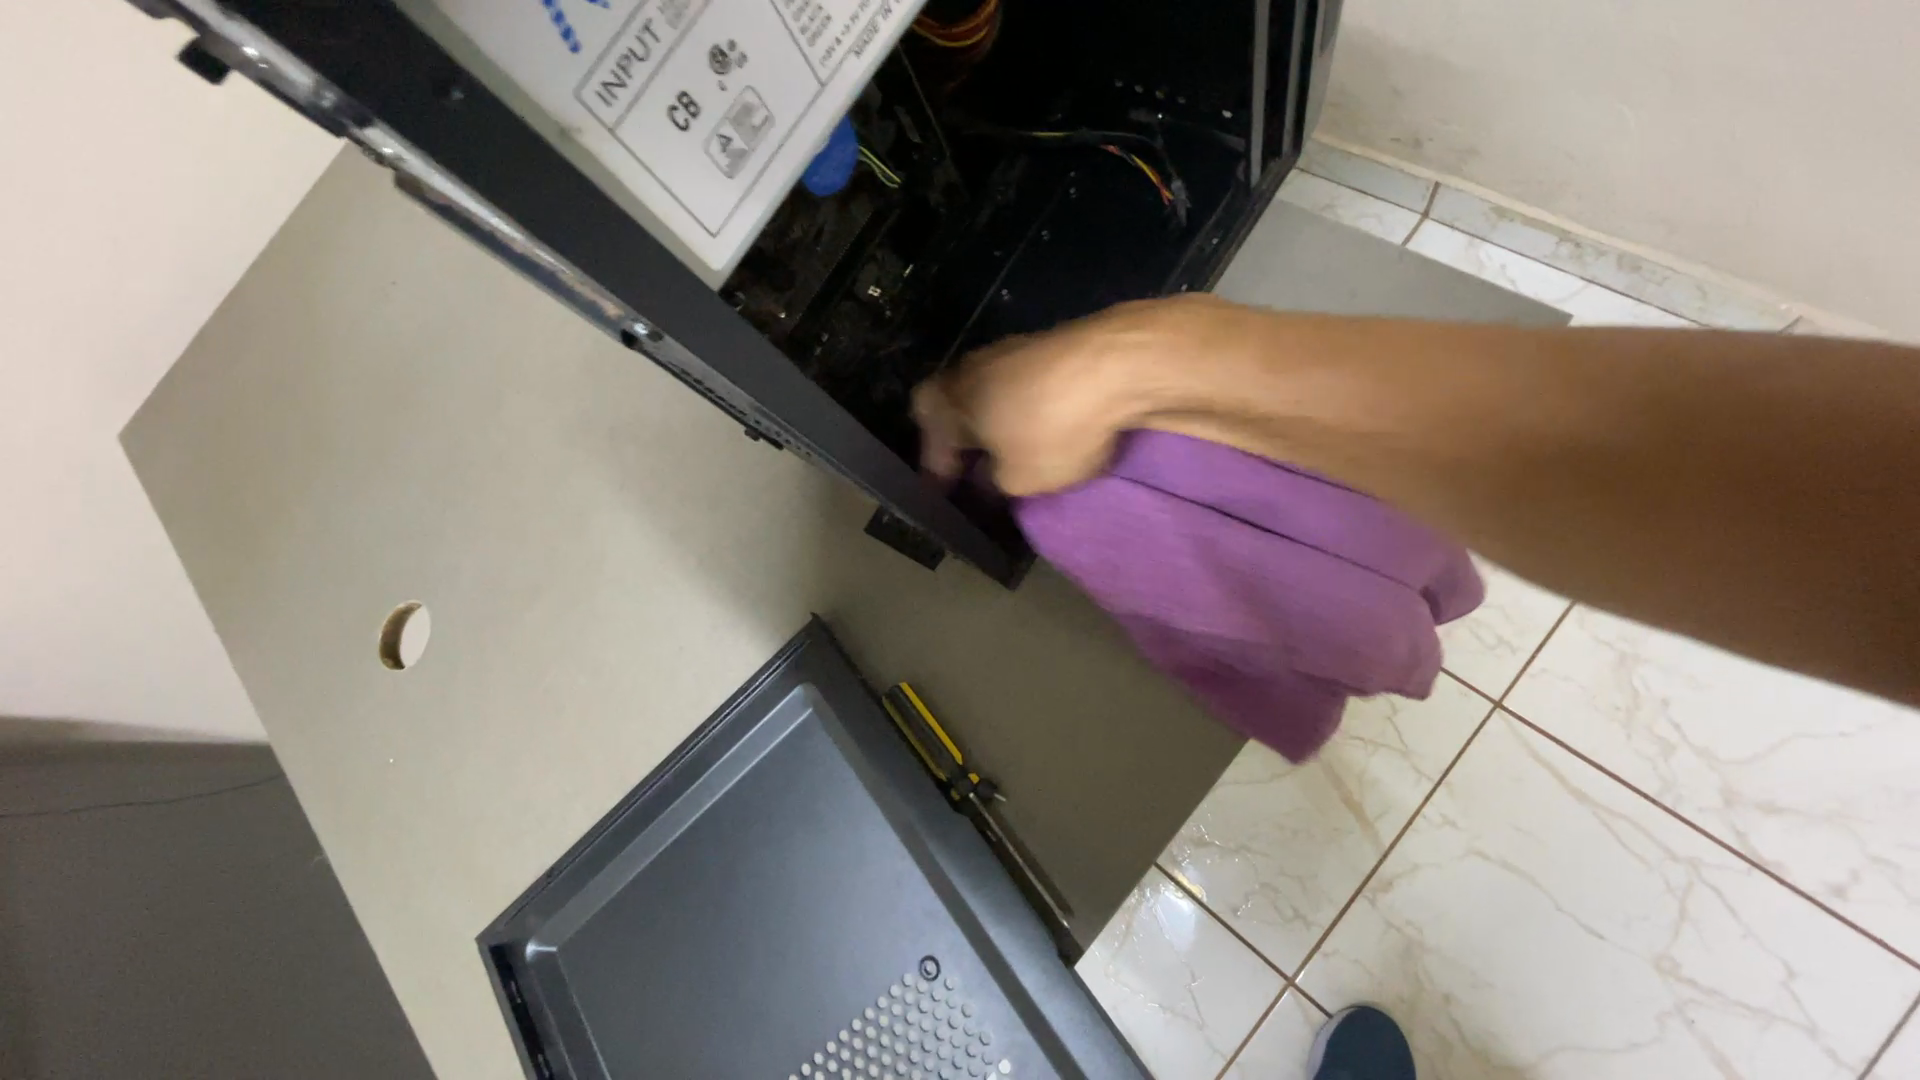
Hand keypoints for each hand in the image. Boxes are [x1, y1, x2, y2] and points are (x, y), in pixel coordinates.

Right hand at [912, 294, 1237, 494]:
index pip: (931, 452)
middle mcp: (967, 371)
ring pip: (990, 401)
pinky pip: (1023, 392)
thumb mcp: (1016, 480)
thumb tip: (990, 479)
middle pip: (956, 419)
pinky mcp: (1046, 348)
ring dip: (998, 430)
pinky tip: (1048, 433)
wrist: (1119, 363)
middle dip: (967, 450)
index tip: (950, 506)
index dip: (940, 483)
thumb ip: (994, 484)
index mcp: (944, 402)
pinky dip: (1028, 414)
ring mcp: (1008, 353)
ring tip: (1017, 460)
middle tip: (980, 480)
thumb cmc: (1051, 427)